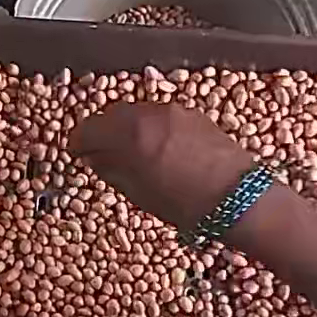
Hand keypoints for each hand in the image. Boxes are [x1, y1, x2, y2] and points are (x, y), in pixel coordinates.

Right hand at [71, 103, 256, 230]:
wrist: (241, 199)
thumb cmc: (186, 205)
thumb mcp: (139, 193)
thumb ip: (111, 169)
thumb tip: (94, 157)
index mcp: (132, 134)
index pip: (91, 128)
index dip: (79, 141)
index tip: (76, 152)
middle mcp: (151, 114)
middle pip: (113, 115)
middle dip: (101, 131)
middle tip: (96, 152)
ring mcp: (175, 111)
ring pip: (137, 113)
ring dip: (125, 128)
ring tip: (126, 152)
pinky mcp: (194, 115)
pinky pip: (159, 116)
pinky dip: (148, 127)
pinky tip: (153, 148)